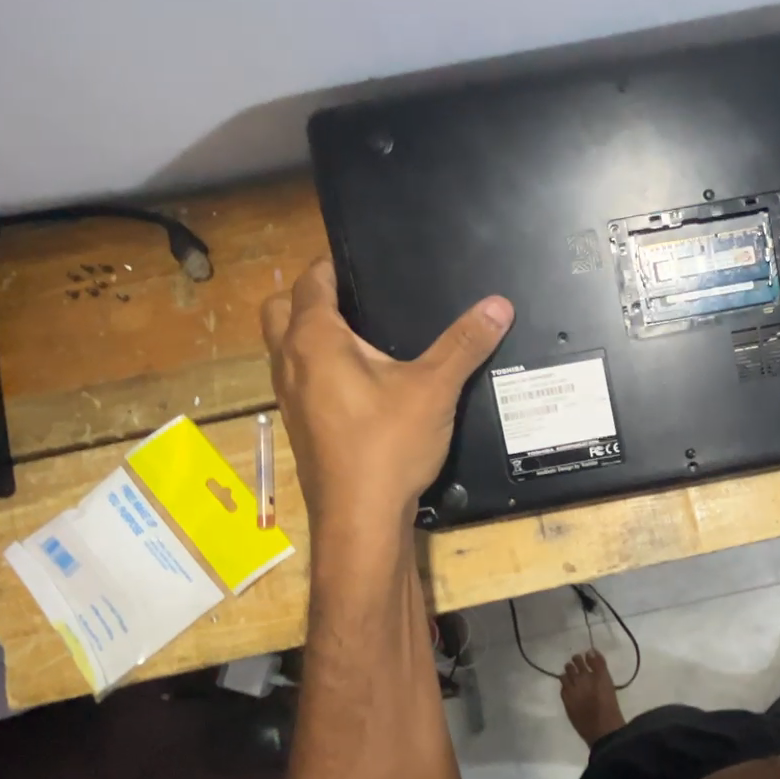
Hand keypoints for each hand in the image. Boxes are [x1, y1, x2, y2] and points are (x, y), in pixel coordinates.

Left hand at [260, 258, 513, 526]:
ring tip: (361, 335)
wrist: (360, 518)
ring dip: (309, 333)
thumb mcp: (434, 388)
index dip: (330, 265)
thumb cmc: (388, 445)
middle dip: (309, 295)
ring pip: (285, 348)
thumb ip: (465, 344)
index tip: (361, 260)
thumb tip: (499, 304)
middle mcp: (290, 364)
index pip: (309, 282)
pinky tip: (360, 383)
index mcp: (314, 341)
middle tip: (355, 297)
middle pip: (280, 310)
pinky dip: (317, 367)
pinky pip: (299, 378)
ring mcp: (290, 398)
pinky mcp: (301, 426)